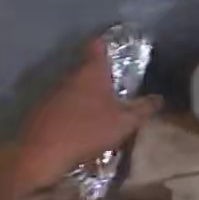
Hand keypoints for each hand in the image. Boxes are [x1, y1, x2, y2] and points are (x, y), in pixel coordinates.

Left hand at [13, 37, 161, 194]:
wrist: (39, 154)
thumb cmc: (87, 131)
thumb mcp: (124, 123)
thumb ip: (143, 109)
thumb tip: (159, 98)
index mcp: (92, 71)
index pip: (97, 45)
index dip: (106, 44)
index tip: (115, 48)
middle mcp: (70, 75)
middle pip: (86, 68)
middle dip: (100, 77)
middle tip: (117, 89)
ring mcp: (52, 92)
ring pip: (73, 87)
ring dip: (85, 96)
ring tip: (100, 111)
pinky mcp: (40, 110)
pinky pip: (62, 104)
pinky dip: (72, 111)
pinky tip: (80, 127)